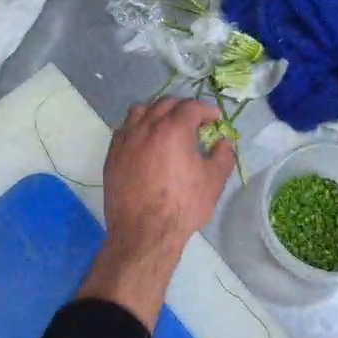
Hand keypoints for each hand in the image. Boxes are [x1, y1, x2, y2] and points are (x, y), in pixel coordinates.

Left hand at [78, 98, 235, 328]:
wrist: (144, 234)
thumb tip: (225, 142)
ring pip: (141, 111)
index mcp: (173, 129)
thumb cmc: (182, 207)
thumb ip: (223, 156)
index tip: (215, 120)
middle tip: (195, 122)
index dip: (207, 110)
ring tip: (166, 127)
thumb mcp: (213, 182)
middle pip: (165, 103)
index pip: (191, 107)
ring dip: (156, 113)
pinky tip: (145, 143)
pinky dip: (137, 128)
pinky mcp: (112, 155)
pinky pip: (124, 129)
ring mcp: (126, 140)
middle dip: (183, 108)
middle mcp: (147, 127)